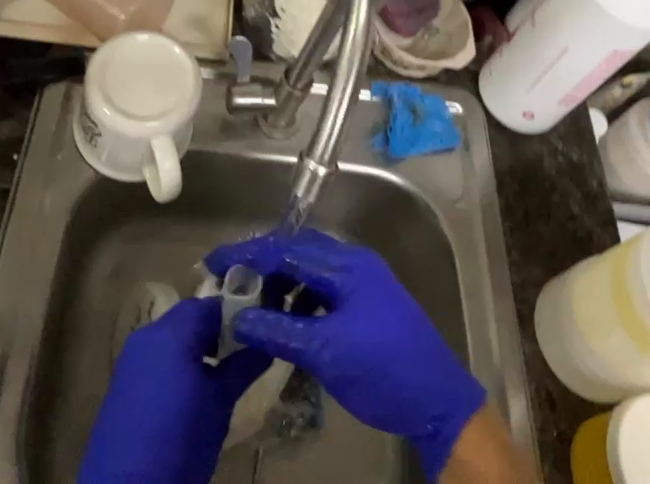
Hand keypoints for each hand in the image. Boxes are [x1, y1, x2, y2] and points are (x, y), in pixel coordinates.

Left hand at [79, 297, 270, 482]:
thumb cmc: (180, 441)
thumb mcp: (219, 405)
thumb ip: (242, 368)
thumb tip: (266, 344)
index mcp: (171, 334)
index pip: (209, 305)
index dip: (235, 313)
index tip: (258, 329)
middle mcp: (147, 337)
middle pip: (188, 317)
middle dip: (216, 330)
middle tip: (243, 353)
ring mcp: (131, 359)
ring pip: (172, 337)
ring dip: (197, 346)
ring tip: (222, 374)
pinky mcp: (122, 383)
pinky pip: (156, 357)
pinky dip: (177, 363)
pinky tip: (193, 391)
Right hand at [204, 229, 486, 478]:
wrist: (437, 401)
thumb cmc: (381, 370)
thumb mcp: (323, 352)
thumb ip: (277, 330)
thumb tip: (237, 317)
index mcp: (346, 266)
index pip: (286, 249)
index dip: (247, 255)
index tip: (213, 264)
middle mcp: (355, 264)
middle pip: (299, 251)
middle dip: (262, 263)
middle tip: (230, 281)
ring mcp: (364, 283)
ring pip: (311, 270)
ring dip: (281, 282)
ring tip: (255, 305)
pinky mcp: (367, 304)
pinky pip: (324, 289)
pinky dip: (300, 298)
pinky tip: (286, 321)